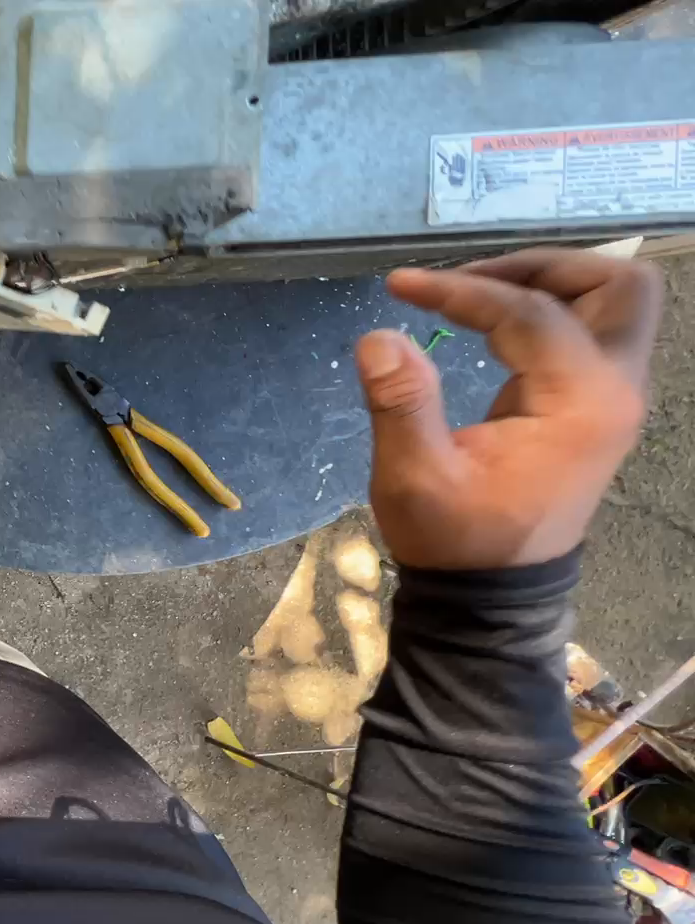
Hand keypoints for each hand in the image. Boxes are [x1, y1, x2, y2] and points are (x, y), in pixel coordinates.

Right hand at [354, 249, 663, 568]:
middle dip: (536, 268)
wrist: (491, 585)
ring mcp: (611, 397)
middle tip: (459, 279)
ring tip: (471, 293)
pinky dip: (544, 312)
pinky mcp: (591, 406)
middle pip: (615, 287)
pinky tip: (486, 326)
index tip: (397, 285)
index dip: (461, 291)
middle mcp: (615, 389)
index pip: (531, 315)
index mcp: (578, 403)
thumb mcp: (412, 474)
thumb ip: (401, 402)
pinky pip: (590, 333)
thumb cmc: (452, 532)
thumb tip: (378, 337)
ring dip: (548, 284)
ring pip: (614, 304)